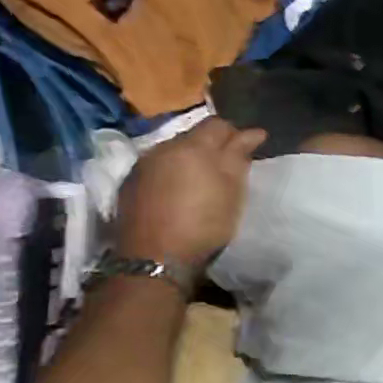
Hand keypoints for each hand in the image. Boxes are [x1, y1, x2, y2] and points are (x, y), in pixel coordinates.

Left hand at [114, 119, 266, 270]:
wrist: (155, 257)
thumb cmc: (204, 223)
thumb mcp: (233, 191)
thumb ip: (239, 157)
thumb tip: (252, 132)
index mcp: (193, 146)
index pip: (218, 124)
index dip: (237, 134)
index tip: (250, 148)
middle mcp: (163, 147)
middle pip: (193, 136)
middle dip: (212, 145)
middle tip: (228, 166)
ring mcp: (143, 165)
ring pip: (173, 151)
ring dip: (189, 159)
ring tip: (202, 179)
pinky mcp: (129, 184)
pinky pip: (157, 167)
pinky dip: (171, 173)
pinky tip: (178, 192)